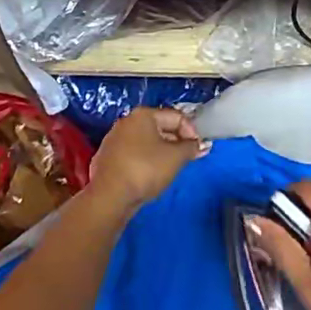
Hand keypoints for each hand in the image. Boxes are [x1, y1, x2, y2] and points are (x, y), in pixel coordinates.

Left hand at [87, 108, 207, 213]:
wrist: (110, 194)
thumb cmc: (145, 169)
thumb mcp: (175, 157)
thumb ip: (191, 147)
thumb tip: (200, 144)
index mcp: (143, 115)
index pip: (176, 116)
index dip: (192, 132)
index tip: (198, 150)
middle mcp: (127, 121)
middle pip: (161, 126)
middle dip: (178, 142)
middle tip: (189, 159)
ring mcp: (116, 138)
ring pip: (148, 141)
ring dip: (164, 151)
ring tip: (172, 168)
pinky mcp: (110, 156)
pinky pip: (136, 153)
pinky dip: (148, 160)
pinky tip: (152, 175)